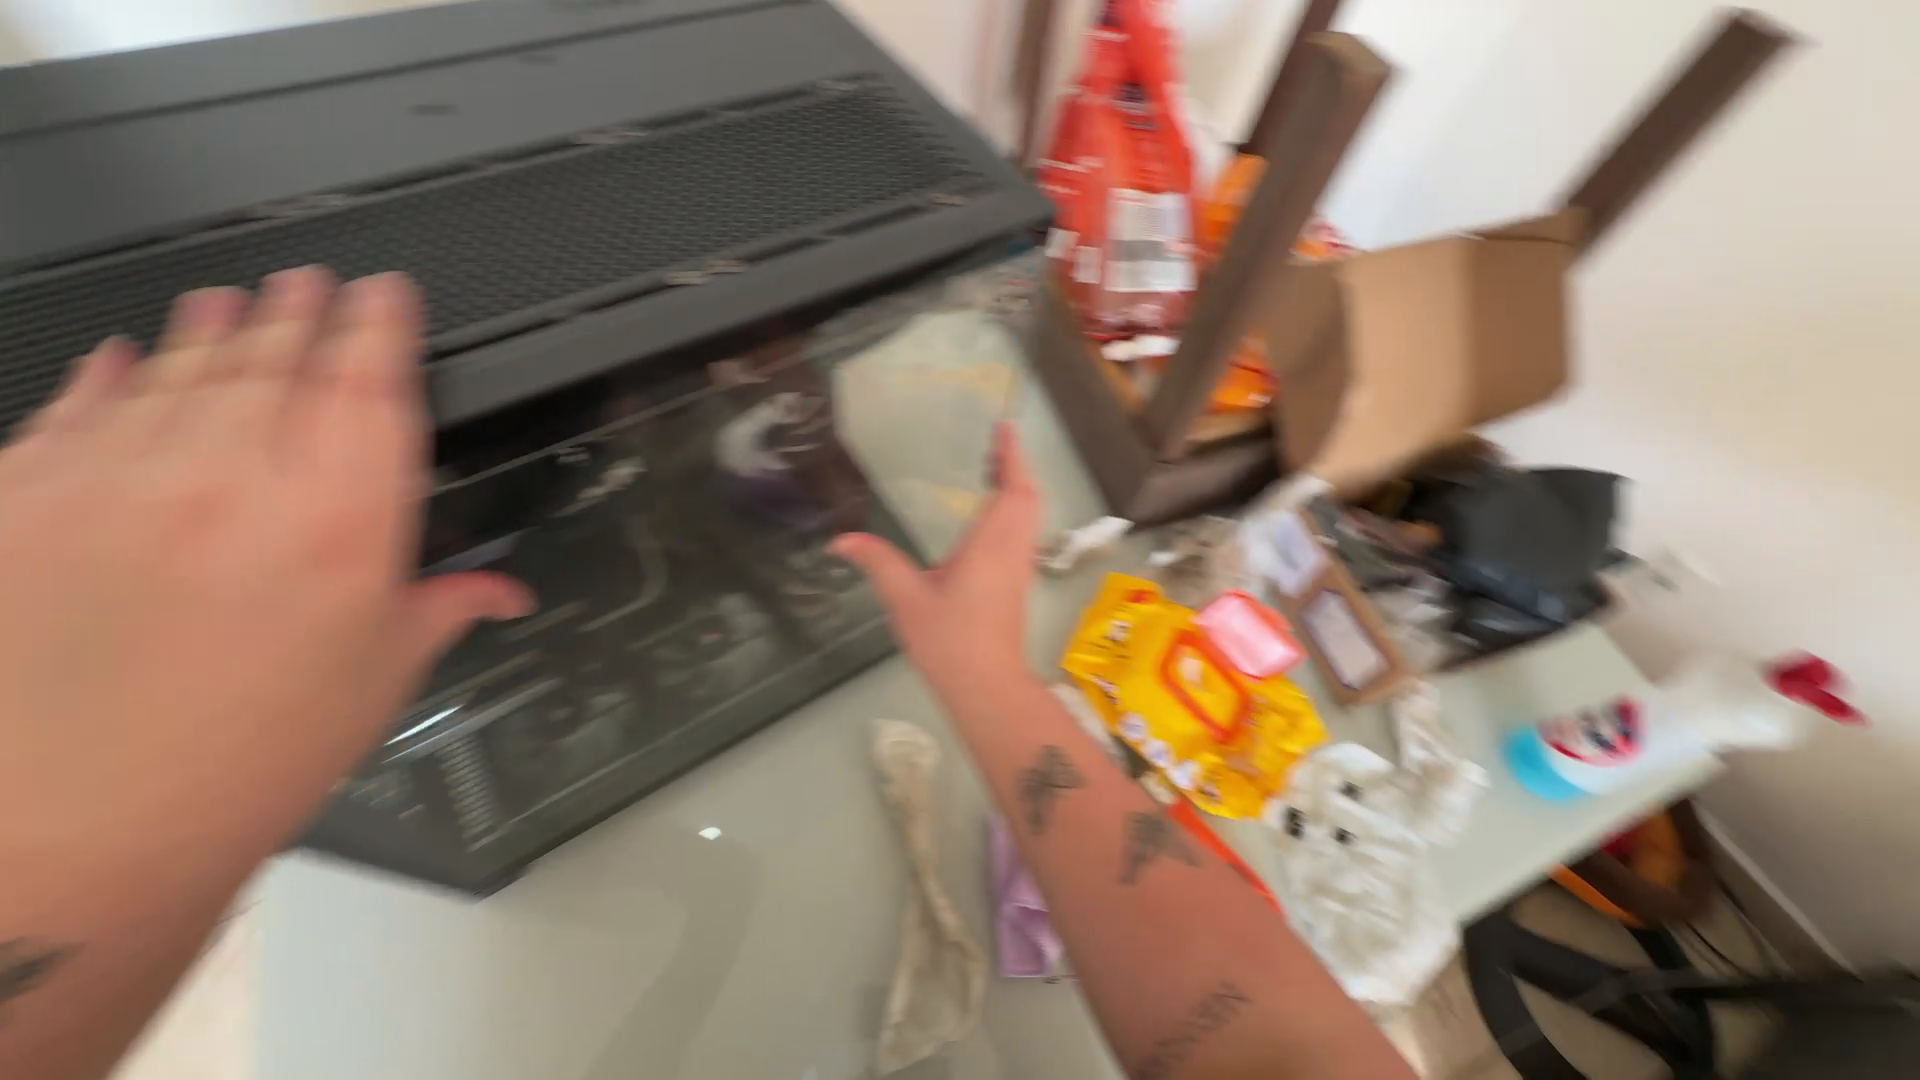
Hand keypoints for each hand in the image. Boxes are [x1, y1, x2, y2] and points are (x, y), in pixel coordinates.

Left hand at [0, 269, 532, 866]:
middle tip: (313, 280)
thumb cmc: (252, 754)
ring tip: (232, 298)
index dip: (382, 328)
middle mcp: (232, 479)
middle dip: (300, 312)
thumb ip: (448, 605)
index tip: (387, 292)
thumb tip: (506, 590)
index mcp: (339, 520)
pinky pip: (71, 413)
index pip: (369, 388)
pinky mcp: (19, 506)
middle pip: (275, 361)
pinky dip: (104, 377)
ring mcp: (117, 483)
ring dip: (212, 328)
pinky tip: (121, 356)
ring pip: (177, 371)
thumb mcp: (383, 674)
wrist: (69, 834)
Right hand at [830, 423, 1039, 693]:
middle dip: (1017, 466)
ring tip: (994, 469)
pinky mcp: (1018, 584)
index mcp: (991, 543)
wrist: (986, 686)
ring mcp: (1020, 568)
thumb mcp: (905, 598)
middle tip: (996, 444)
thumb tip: (840, 540)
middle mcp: (1013, 549)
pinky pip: (1024, 533)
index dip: (1012, 455)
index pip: (1013, 488)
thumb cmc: (949, 640)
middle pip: (1029, 496)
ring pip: (1031, 516)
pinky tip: (991, 516)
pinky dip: (1016, 511)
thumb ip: (877, 562)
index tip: (1004, 427)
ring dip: (1019, 487)